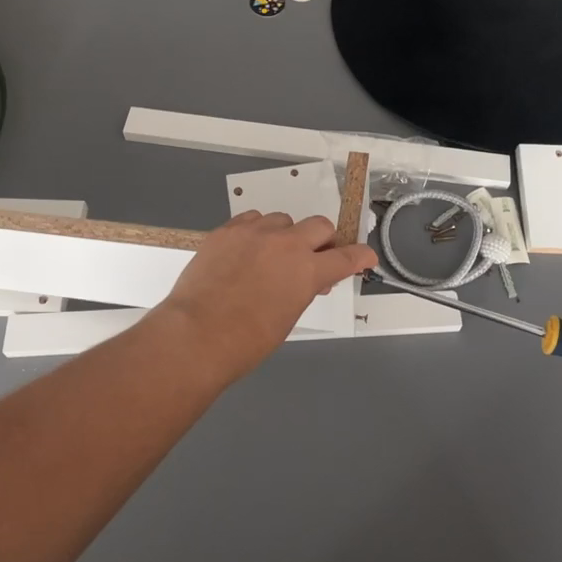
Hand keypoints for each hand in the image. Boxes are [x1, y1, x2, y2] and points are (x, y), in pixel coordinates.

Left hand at [155, 211, 376, 381]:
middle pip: (319, 226)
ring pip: (283, 221)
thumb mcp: (287, 318)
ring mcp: (255, 232)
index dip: (359, 256)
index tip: (365, 256)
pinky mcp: (228, 230)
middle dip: (323, 241)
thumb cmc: (246, 341)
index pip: (346, 257)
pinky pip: (252, 220)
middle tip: (313, 258)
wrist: (196, 334)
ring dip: (285, 236)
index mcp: (307, 271)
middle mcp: (286, 244)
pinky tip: (247, 251)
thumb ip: (301, 291)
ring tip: (271, 258)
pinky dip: (256, 232)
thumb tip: (305, 281)